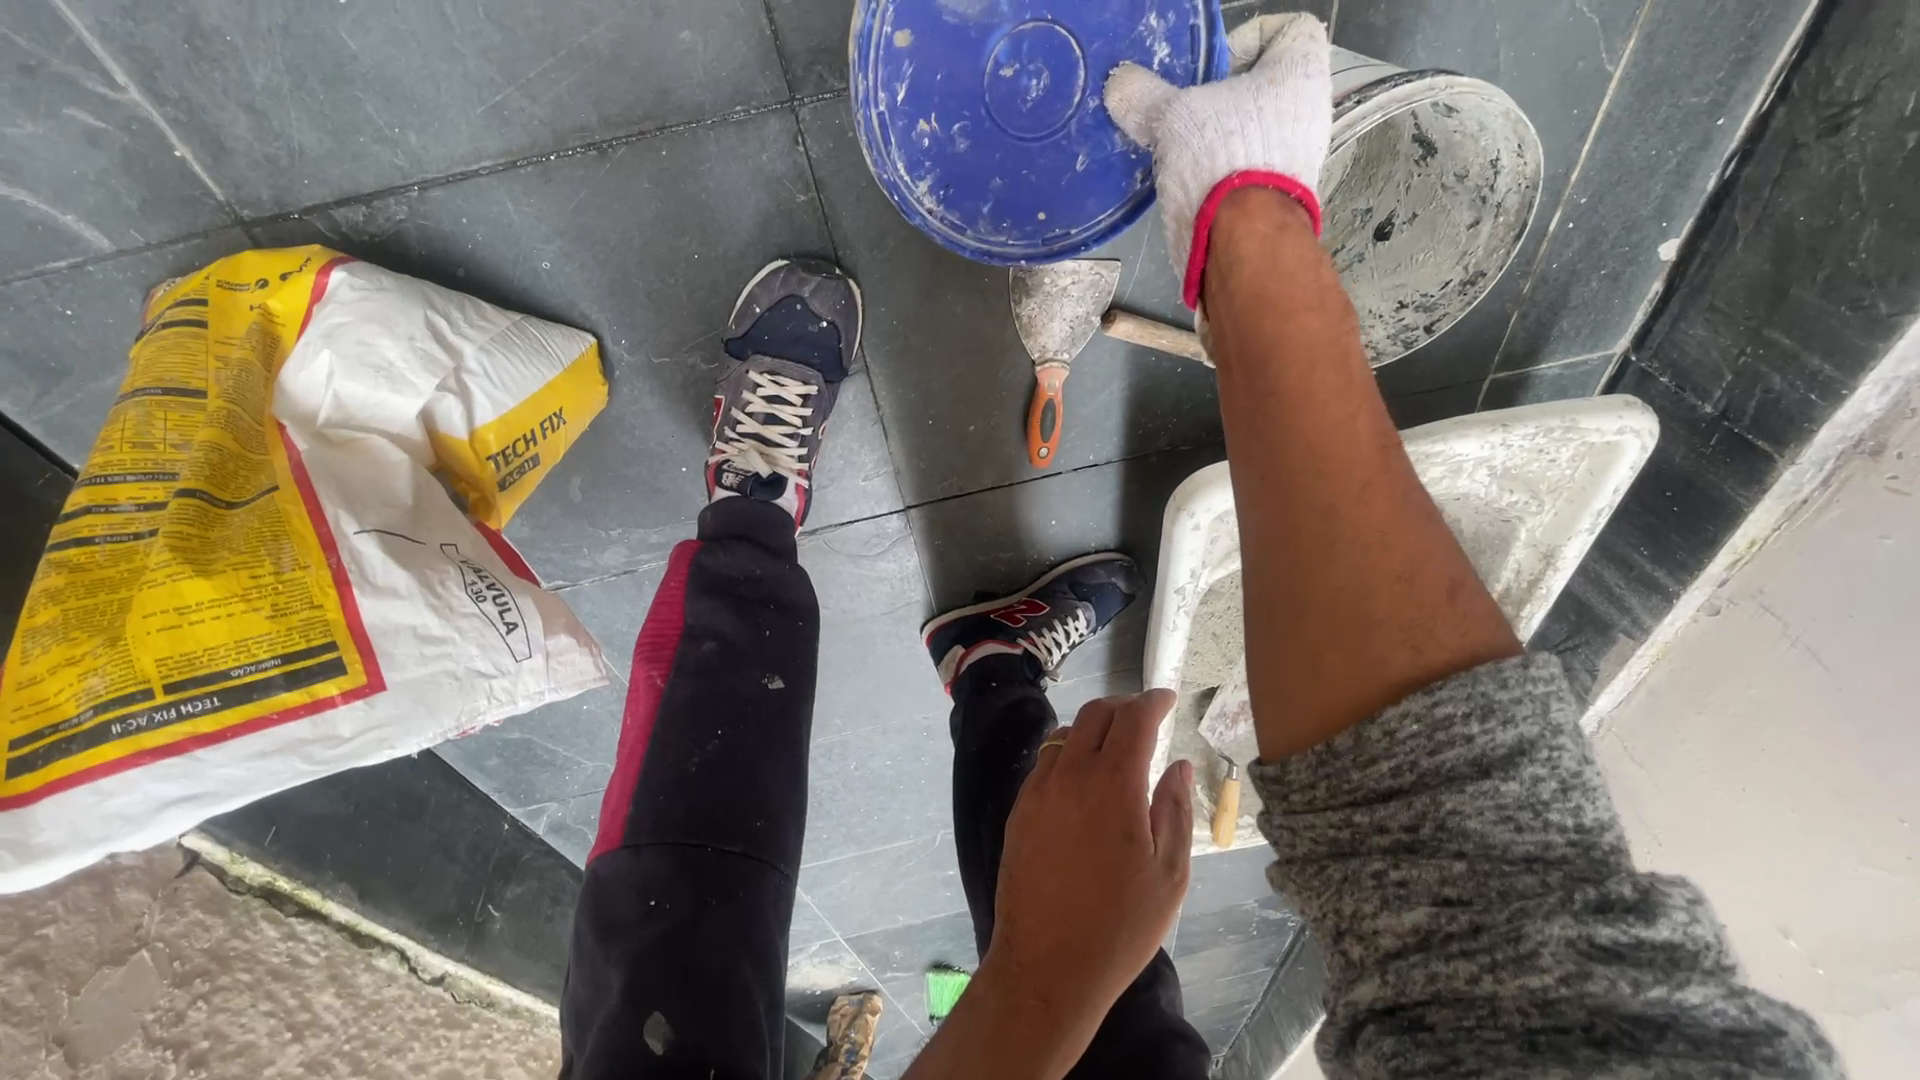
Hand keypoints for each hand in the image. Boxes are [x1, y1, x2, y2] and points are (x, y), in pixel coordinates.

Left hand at [981, 691, 1194, 1044]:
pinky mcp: (1020, 809)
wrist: (1046, 966)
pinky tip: (1085, 779)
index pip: (1133, 718)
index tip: (1168, 698)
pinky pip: (1046, 762)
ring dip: (1094, 728)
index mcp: (1113, 784)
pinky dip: (1069, 753)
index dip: (1153, 700)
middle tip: (1147, 719)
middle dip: (1124, 706)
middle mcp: (1070, 774)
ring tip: (1117, 747)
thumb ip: (1175, 808)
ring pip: (1066, 734)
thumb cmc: (1120, 926)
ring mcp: (1038, 790)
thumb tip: (1177, 763)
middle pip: (1095, 714)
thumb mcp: (1169, 873)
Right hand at [1104, 14, 1332, 308]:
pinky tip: (1193, 187)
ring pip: (1255, 133)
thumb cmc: (1221, 157)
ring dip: (1218, 141)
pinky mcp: (1279, 200)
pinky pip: (1249, 171)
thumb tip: (1119, 84)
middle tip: (1186, 113)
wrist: (1242, 241)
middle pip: (1264, 87)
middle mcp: (1309, 112)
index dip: (1246, 39)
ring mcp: (1299, 160)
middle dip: (1223, 100)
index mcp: (1299, 72)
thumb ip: (1145, 98)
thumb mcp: (1172, 118)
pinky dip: (1223, 175)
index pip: (1286, 30)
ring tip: (1182, 154)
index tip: (1212, 69)